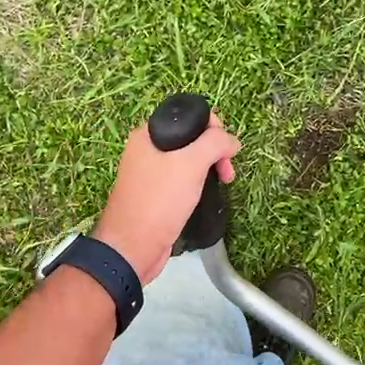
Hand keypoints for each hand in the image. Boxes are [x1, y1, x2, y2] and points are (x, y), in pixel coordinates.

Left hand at [91, 111, 239, 283]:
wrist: (132, 248)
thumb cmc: (160, 200)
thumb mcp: (191, 163)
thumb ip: (215, 143)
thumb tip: (232, 141)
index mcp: (148, 134)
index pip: (189, 115)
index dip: (213, 128)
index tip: (225, 150)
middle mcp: (147, 149)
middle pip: (192, 137)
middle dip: (215, 150)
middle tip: (226, 171)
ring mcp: (151, 172)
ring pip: (189, 158)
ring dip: (210, 166)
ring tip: (224, 181)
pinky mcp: (156, 193)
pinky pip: (183, 178)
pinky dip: (198, 181)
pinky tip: (206, 192)